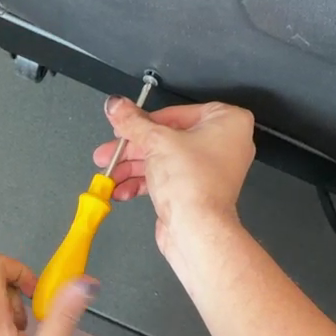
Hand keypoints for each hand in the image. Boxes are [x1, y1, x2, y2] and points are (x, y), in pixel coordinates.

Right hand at [95, 98, 256, 251]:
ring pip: (162, 161)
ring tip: (109, 176)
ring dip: (131, 169)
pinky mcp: (195, 192)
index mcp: (226, 122)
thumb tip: (117, 104)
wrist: (197, 230)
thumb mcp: (156, 142)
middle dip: (132, 150)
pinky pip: (165, 180)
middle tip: (109, 153)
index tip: (121, 124)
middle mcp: (223, 144)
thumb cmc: (193, 184)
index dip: (142, 121)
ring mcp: (209, 171)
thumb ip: (133, 122)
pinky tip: (121, 190)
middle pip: (166, 139)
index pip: (175, 114)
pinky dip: (142, 183)